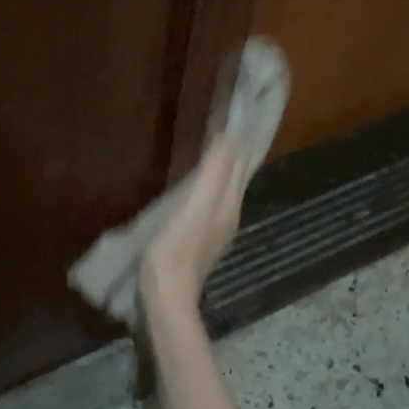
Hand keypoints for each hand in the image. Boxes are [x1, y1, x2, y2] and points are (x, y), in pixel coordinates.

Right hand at [144, 136, 252, 311]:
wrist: (167, 296)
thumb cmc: (177, 249)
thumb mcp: (196, 205)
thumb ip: (214, 172)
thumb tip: (230, 135)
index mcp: (230, 203)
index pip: (240, 161)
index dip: (237, 138)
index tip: (232, 112)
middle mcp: (229, 214)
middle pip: (236, 175)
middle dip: (232, 150)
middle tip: (221, 121)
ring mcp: (216, 229)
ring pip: (225, 188)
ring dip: (221, 166)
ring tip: (209, 144)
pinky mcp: (199, 239)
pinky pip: (210, 201)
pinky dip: (209, 183)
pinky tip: (195, 182)